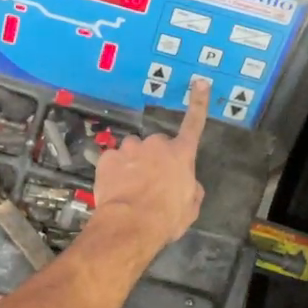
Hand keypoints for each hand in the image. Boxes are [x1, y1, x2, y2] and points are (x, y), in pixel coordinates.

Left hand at [89, 77, 209, 250]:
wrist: (131, 224)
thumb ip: (190, 187)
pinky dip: (113, 171)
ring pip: (132, 151)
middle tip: (151, 183)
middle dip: (154, 158)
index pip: (194, 124)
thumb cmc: (167, 218)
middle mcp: (156, 144)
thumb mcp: (190, 207)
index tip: (200, 82)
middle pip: (156, 145)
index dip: (198, 103)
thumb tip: (186, 182)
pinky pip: (112, 160)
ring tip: (130, 187)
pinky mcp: (107, 157)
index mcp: (181, 154)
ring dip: (133, 163)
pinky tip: (114, 188)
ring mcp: (129, 148)